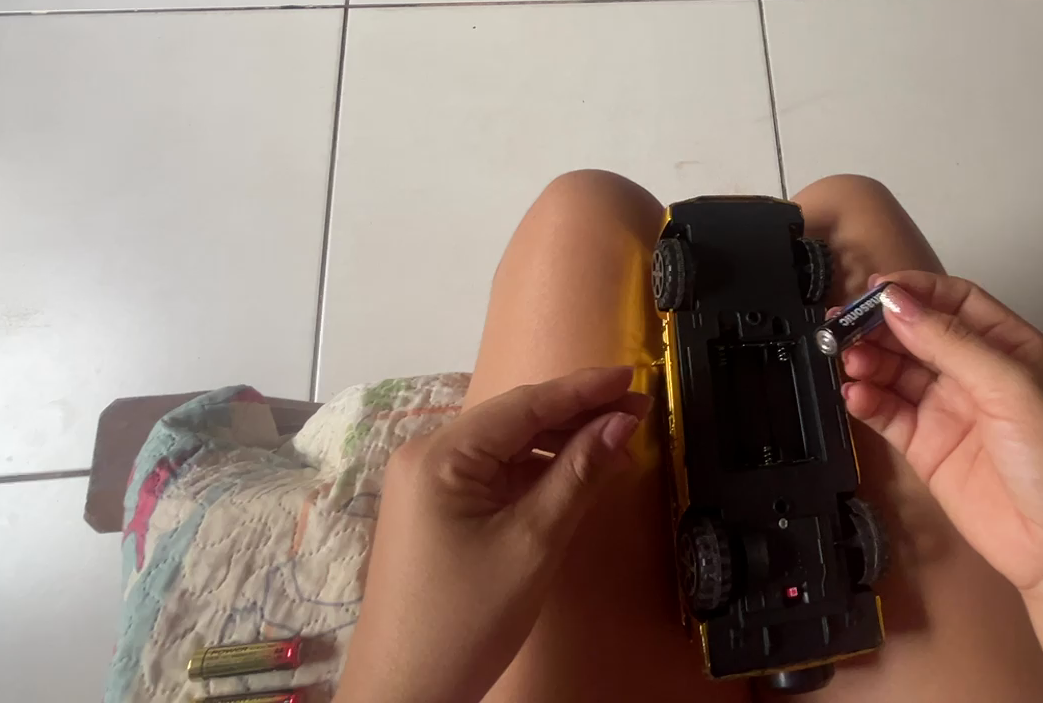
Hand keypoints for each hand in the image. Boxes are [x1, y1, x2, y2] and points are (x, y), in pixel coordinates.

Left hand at [337, 366, 649, 702]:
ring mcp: (432, 480)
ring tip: (618, 437)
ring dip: (563, 441)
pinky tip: (578, 470)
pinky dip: (539, 470)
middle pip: (517, 419)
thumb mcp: (533, 542)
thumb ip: (579, 473)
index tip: (632, 374)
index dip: (583, 388)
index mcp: (442, 454)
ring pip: (510, 444)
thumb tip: (623, 421)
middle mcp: (430, 453)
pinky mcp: (440, 506)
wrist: (404, 700)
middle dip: (578, 413)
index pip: (525, 404)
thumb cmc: (468, 620)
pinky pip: (498, 472)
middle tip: (638, 407)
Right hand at [839, 271, 1042, 595]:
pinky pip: (889, 413)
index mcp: (1007, 348)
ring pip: (897, 370)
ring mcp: (948, 410)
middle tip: (843, 322)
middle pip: (918, 333)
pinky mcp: (926, 447)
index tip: (874, 289)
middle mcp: (975, 373)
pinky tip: (854, 395)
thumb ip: (950, 342)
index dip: (915, 290)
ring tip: (848, 361)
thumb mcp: (1012, 387)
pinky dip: (867, 400)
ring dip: (869, 360)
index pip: (955, 302)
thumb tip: (893, 301)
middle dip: (880, 325)